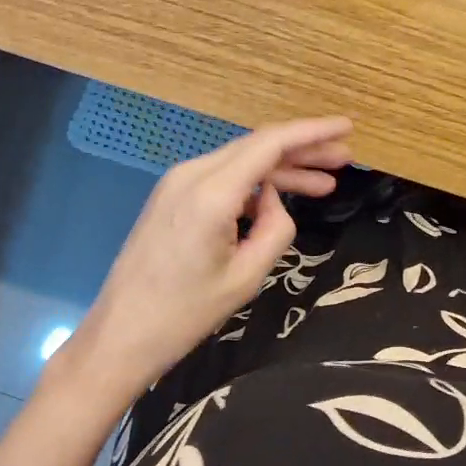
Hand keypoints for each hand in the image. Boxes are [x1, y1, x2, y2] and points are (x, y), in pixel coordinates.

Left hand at [61, 117, 352, 391]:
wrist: (118, 337)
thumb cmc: (184, 315)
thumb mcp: (246, 277)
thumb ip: (275, 228)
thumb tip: (274, 201)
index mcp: (211, 193)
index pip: (271, 144)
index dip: (313, 132)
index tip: (347, 128)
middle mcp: (192, 174)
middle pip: (258, 147)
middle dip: (304, 150)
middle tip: (345, 160)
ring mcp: (177, 183)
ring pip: (241, 161)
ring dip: (282, 169)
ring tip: (324, 184)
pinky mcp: (171, 196)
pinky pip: (223, 177)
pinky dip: (255, 183)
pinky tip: (279, 201)